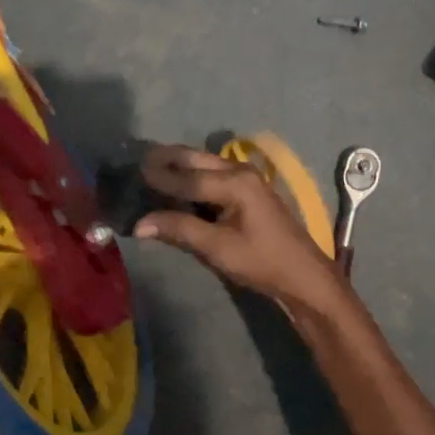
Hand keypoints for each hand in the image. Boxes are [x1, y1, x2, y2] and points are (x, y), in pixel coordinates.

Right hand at [134, 144, 347, 309]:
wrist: (303, 275)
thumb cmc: (262, 262)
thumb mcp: (217, 248)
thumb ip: (179, 229)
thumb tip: (139, 223)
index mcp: (235, 182)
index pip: (187, 178)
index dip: (157, 178)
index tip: (131, 174)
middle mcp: (240, 171)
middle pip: (195, 159)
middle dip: (166, 159)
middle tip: (136, 160)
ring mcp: (247, 178)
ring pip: (204, 163)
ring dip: (179, 165)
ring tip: (150, 168)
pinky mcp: (249, 189)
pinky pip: (213, 173)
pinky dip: (192, 175)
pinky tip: (177, 184)